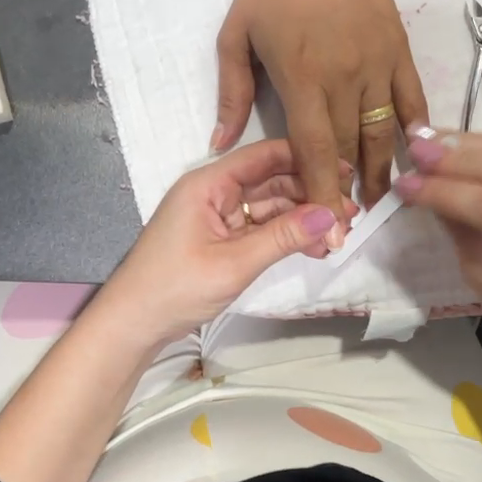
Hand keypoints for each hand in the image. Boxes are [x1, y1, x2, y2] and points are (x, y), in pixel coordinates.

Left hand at [99, 140, 355, 343]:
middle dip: (310, 196)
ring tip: (338, 236)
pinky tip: (313, 247)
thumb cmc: (174, 288)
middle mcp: (213, 193)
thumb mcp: (233, 263)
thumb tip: (330, 215)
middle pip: (271, 181)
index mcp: (208, 184)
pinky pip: (259, 229)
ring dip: (301, 220)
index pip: (265, 156)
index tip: (345, 172)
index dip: (307, 160)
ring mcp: (216, 217)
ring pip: (269, 207)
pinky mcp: (219, 240)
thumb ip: (282, 237)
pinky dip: (284, 237)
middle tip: (350, 215)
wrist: (132, 325)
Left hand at [215, 0, 429, 214]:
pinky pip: (411, 101)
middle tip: (346, 228)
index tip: (325, 229)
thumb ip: (231, 94)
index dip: (320, 193)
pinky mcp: (399, 55)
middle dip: (348, 194)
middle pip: (349, 150)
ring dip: (381, 171)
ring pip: (382, 132)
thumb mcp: (236, 36)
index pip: (313, 150)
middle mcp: (344, 81)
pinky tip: (415, 158)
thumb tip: (218, 144)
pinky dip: (414, 131)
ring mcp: (377, 68)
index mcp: (301, 81)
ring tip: (376, 202)